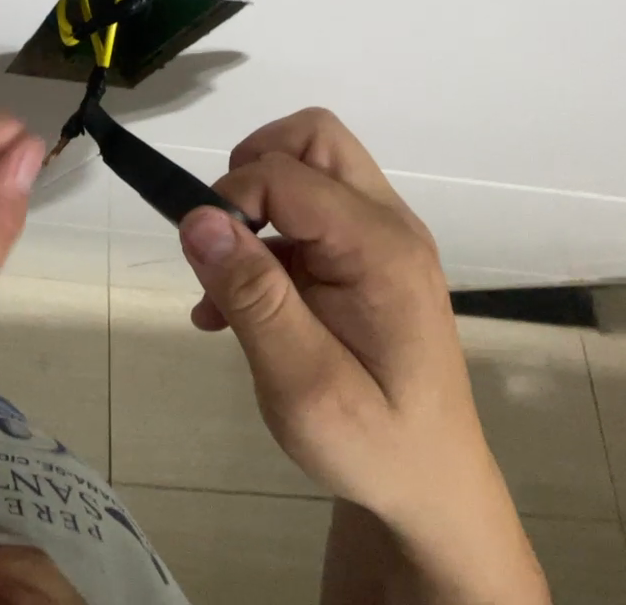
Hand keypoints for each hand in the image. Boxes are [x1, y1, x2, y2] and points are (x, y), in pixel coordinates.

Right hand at [179, 110, 546, 601]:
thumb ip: (252, 296)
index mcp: (381, 251)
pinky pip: (306, 208)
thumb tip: (197, 217)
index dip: (229, 200)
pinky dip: (263, 231)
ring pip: (309, 163)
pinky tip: (238, 303)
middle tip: (220, 235)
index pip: (285, 173)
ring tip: (226, 276)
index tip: (205, 261)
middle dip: (250, 169)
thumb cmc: (372, 443)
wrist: (428, 488)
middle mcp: (389, 226)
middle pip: (312, 138)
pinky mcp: (366, 256)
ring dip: (254, 199)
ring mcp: (382, 238)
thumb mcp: (302, 384)